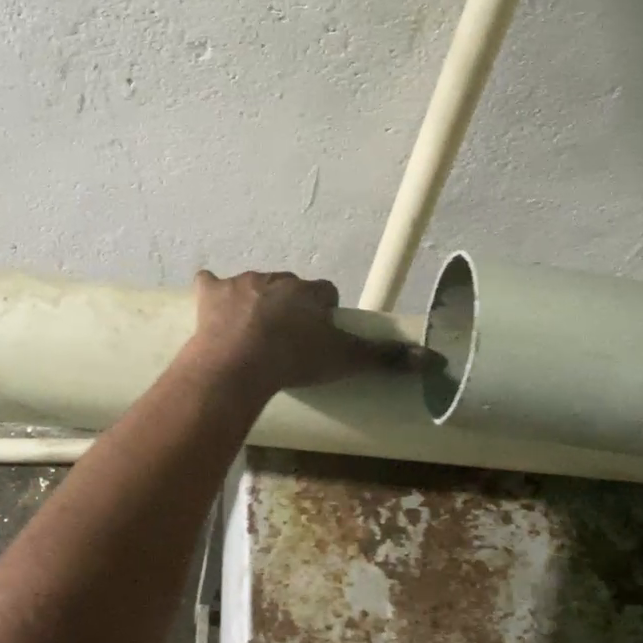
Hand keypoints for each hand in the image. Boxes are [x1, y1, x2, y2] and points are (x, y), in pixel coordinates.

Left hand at [181, 270, 428, 393]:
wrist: (239, 363)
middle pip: (289, 287)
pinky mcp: (211, 293)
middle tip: (287, 338)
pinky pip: (209, 283)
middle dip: (289, 305)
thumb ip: (383, 358)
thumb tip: (432, 359)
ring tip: (252, 333)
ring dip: (254, 302)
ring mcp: (240, 284)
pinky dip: (212, 292)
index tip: (321, 332)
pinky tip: (212, 305)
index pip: (325, 292)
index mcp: (309, 292)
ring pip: (252, 285)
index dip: (325, 310)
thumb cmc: (294, 359)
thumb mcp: (344, 360)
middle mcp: (276, 279)